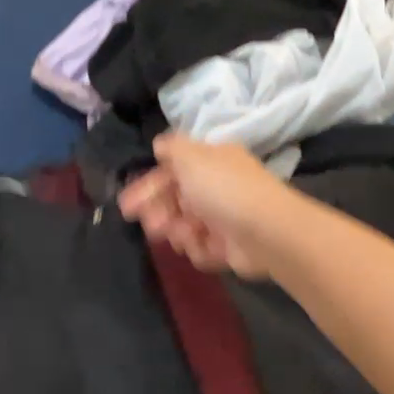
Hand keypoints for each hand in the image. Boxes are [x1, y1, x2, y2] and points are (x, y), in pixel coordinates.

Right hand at [116, 134, 295, 277]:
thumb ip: (171, 148)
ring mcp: (224, 218)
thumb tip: (160, 144)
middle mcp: (217, 187)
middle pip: (175, 201)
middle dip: (160, 213)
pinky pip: (201, 249)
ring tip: (185, 236)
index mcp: (210, 162)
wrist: (266, 231)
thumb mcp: (191, 157)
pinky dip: (199, 249)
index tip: (126, 205)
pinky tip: (204, 247)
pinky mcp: (228, 247)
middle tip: (153, 226)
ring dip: (179, 232)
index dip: (147, 187)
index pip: (170, 172)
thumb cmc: (224, 190)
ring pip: (185, 227)